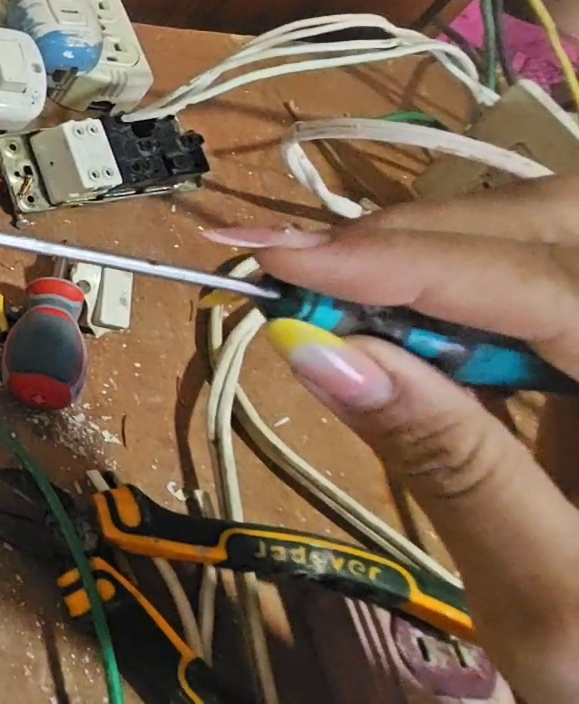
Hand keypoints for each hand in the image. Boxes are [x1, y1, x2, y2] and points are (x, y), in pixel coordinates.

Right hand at [207, 177, 578, 700]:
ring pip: (534, 238)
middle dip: (410, 239)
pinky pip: (527, 281)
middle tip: (290, 270)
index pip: (554, 288)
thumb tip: (313, 349)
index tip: (272, 257)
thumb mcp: (549, 595)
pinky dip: (437, 288)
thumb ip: (447, 461)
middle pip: (552, 229)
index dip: (404, 261)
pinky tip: (382, 320)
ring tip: (321, 296)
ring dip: (415, 257)